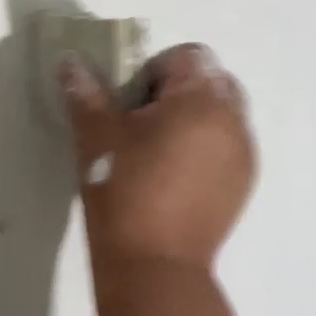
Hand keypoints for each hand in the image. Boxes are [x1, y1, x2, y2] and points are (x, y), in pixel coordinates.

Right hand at [59, 42, 255, 272]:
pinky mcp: (240, 184)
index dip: (151, 66)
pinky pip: (222, 144)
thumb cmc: (122, 185)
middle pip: (211, 80)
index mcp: (202, 102)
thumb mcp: (94, 132)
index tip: (124, 97)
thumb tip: (72, 60)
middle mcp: (234, 123)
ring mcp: (243, 155)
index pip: (188, 55)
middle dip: (174, 88)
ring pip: (219, 113)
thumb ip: (84, 89)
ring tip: (148, 146)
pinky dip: (197, 144)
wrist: (154, 260)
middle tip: (134, 116)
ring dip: (187, 116)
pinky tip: (164, 172)